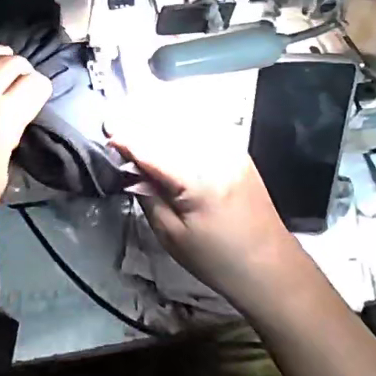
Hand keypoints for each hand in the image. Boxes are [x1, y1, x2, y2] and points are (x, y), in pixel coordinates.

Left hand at [0, 20, 51, 272]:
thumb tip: (10, 125)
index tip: (39, 100)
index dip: (42, 90)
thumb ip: (9, 140)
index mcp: (2, 117)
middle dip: (23, 71)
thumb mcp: (1, 177)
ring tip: (1, 60)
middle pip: (11, 63)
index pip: (35, 85)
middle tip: (23, 84)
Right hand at [111, 128, 317, 315]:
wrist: (270, 264)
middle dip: (140, 118)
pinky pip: (205, 125)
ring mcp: (230, 148)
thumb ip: (149, 197)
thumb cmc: (217, 259)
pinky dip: (183, 119)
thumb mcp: (172, 236)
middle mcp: (214, 154)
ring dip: (161, 113)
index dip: (127, 137)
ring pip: (189, 119)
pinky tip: (167, 119)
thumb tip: (131, 170)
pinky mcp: (238, 150)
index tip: (106, 128)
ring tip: (134, 111)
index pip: (153, 149)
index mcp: (196, 180)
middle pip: (170, 125)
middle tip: (114, 117)